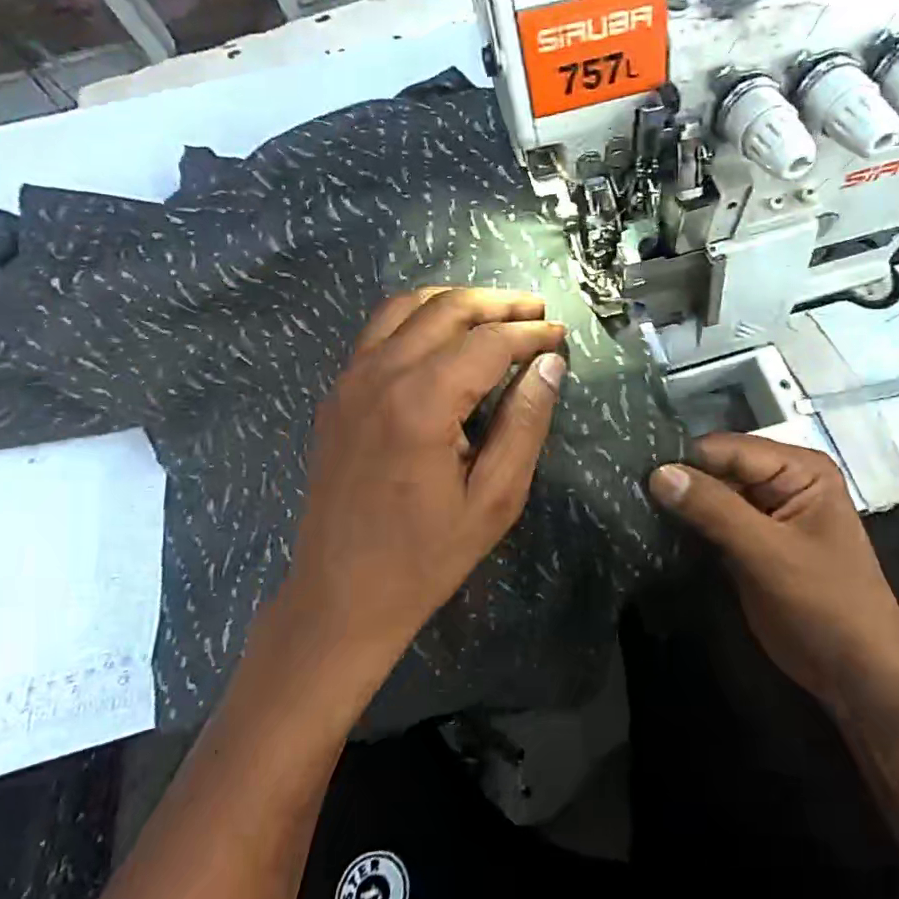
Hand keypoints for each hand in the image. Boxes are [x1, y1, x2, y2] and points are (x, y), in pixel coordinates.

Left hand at [282, 288, 566, 677]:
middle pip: (446, 309)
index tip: (560, 336)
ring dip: (457, 302)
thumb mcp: (496, 498)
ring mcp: (349, 381)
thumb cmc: (428, 555)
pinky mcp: (337, 395)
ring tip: (498, 314)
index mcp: (421, 403)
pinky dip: (420, 318)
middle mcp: (379, 376)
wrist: (341, 595)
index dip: (530, 333)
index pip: (487, 342)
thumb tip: (550, 365)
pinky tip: (446, 338)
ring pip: (406, 308)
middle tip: (538, 311)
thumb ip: (526, 423)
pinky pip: (379, 331)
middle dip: (499, 304)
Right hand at [647, 434, 898, 709]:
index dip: (684, 459)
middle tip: (621, 490)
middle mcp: (784, 481)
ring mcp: (768, 515)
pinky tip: (651, 531)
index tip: (629, 470)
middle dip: (679, 481)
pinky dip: (689, 529)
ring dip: (680, 505)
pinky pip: (714, 525)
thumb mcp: (770, 553)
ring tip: (626, 506)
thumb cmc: (826, 605)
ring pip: (713, 497)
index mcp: (801, 468)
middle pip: (719, 469)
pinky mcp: (753, 545)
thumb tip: (658, 472)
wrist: (857, 674)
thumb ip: (715, 510)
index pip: (729, 449)